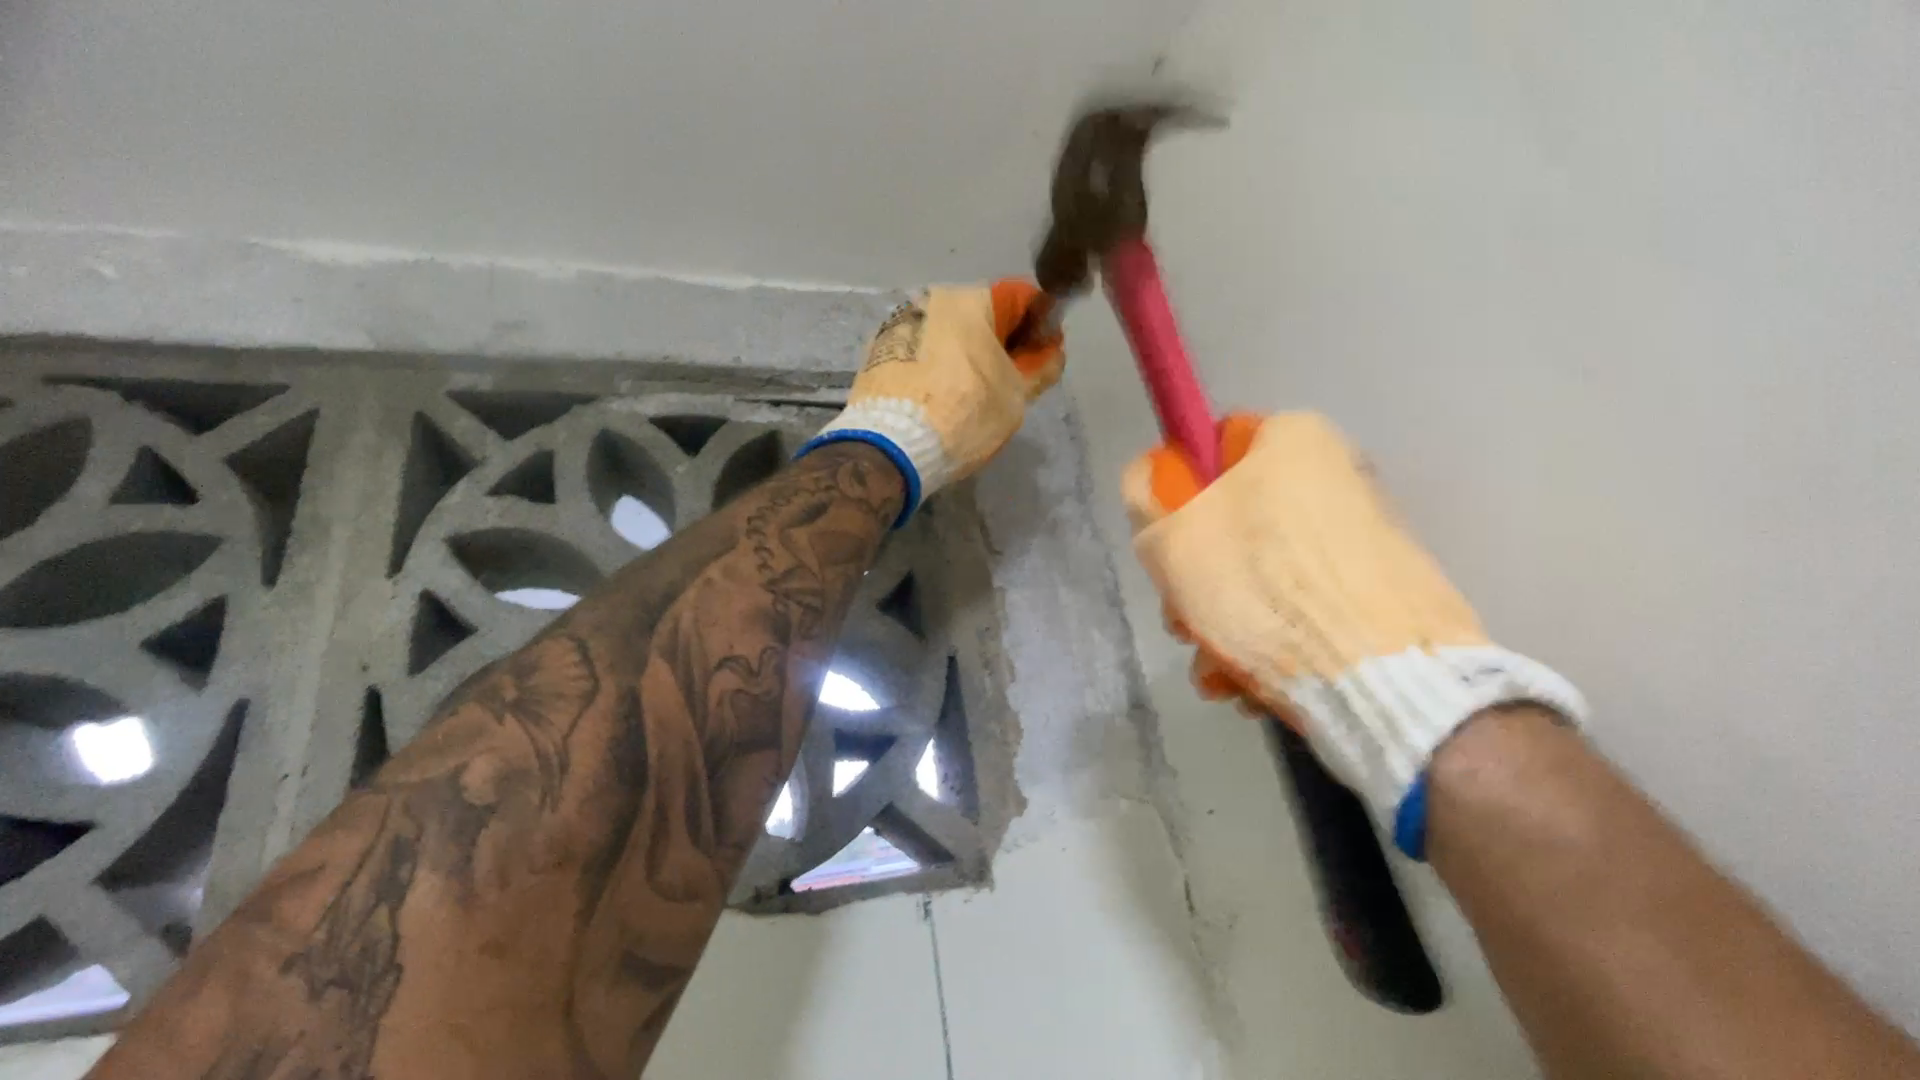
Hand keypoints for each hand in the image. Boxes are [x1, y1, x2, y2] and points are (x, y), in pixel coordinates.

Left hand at [801, 280, 1064, 524]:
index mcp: (969, 300)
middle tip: (1008, 383)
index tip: (1042, 359)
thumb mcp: (1017, 396)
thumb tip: (1051, 352)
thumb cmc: (964, 414)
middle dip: (999, 344)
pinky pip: (919, 355)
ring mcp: (897, 325)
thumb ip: (1041, 367)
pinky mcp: (875, 354)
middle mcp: (930, 300)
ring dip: (964, 358)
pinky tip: (938, 401)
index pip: (1022, 299)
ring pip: (947, 336)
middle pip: (981, 316)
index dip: (1041, 327)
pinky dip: (934, 370)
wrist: (892, 448)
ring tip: (969, 397)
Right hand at [1123, 411, 1585, 856]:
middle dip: (1199, 583)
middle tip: (1185, 625)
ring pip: (1266, 576)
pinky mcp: (1388, 594)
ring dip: (1227, 625)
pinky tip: (1254, 685)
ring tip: (1219, 674)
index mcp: (1294, 439)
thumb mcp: (1173, 541)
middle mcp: (1338, 476)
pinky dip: (1275, 642)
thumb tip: (1150, 479)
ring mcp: (1367, 539)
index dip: (1177, 500)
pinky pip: (1308, 608)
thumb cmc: (1263, 590)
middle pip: (1235, 524)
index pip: (1212, 450)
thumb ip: (1144, 500)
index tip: (1169, 550)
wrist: (1382, 677)